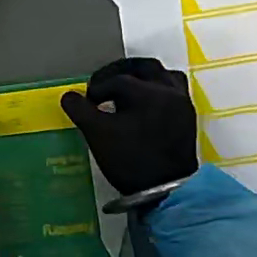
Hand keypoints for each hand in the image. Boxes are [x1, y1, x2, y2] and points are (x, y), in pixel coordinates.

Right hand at [60, 57, 197, 196]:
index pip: (117, 80)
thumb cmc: (129, 159)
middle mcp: (169, 92)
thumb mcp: (98, 134)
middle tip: (104, 82)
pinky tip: (144, 104)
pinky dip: (157, 90)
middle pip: (145, 67)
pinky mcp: (187, 118)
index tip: (86, 101)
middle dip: (121, 71)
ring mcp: (182, 104)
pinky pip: (173, 91)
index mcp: (148, 93)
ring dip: (144, 77)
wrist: (165, 188)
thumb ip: (81, 111)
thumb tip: (69, 96)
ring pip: (164, 76)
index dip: (98, 87)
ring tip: (127, 89)